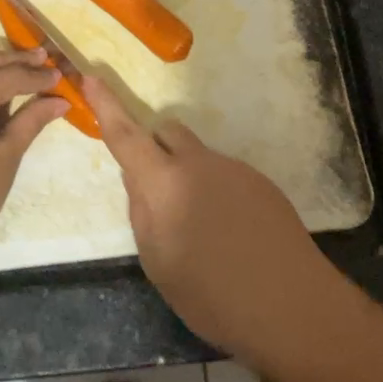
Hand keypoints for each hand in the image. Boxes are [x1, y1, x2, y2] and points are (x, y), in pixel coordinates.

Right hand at [85, 76, 335, 357]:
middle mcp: (199, 163)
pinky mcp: (261, 181)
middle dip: (155, 149)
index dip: (106, 106)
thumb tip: (137, 177)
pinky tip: (231, 235)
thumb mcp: (158, 263)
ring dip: (188, 177)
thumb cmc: (212, 296)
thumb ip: (141, 212)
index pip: (126, 136)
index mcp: (165, 184)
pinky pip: (225, 175)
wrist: (292, 305)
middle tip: (156, 194)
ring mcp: (234, 168)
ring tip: (202, 232)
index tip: (90, 76)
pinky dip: (217, 193)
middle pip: (168, 133)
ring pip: (198, 158)